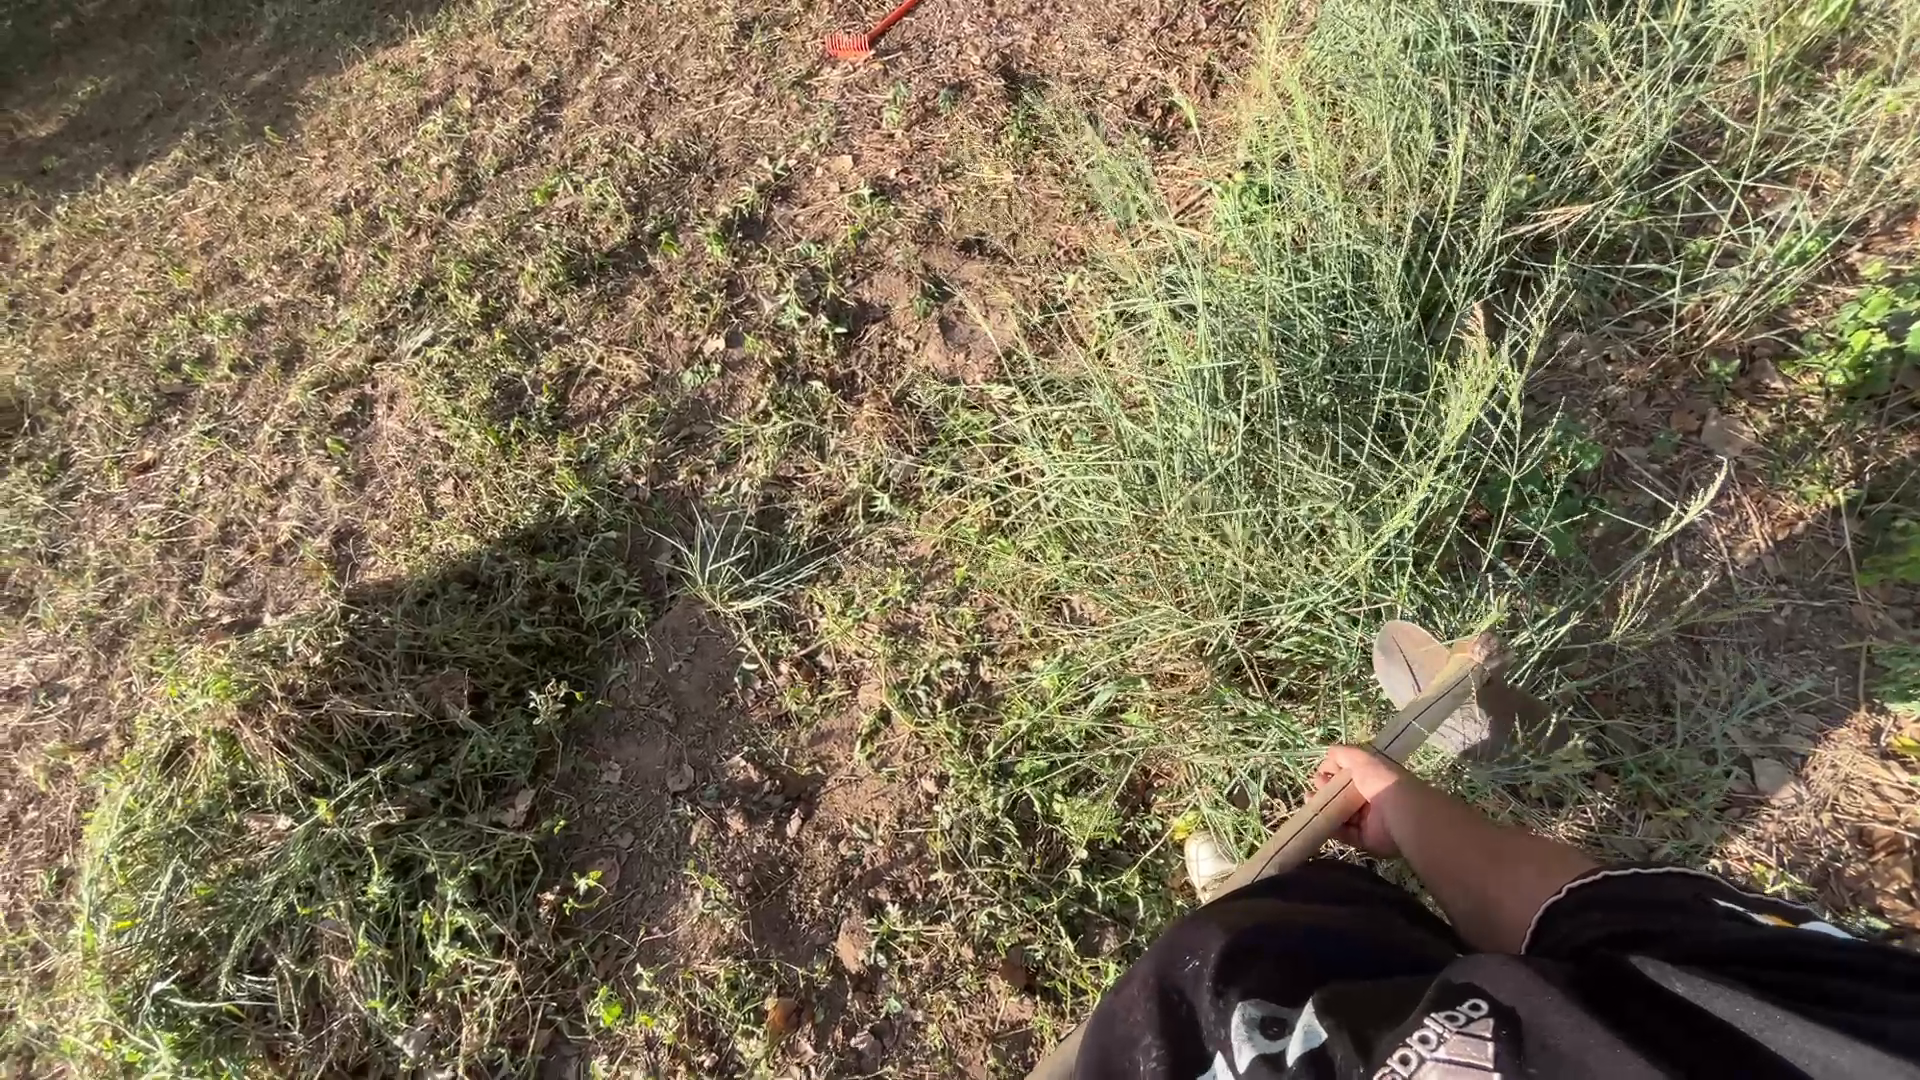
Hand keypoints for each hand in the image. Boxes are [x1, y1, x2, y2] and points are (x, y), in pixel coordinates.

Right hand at [1313, 745, 1423, 858]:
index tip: (1320, 773)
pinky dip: (1330, 827)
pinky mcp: (1366, 840)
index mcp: (1373, 780)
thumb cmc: (1380, 781)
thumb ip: (1343, 754)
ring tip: (1309, 800)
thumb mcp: (1361, 759)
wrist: (1400, 813)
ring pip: (1340, 814)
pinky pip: (1345, 833)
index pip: (1348, 776)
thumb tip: (1328, 755)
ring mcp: (1369, 821)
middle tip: (1316, 787)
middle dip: (1325, 790)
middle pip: (1342, 795)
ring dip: (1323, 808)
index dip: (1332, 773)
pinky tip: (1317, 819)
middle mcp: (1371, 800)